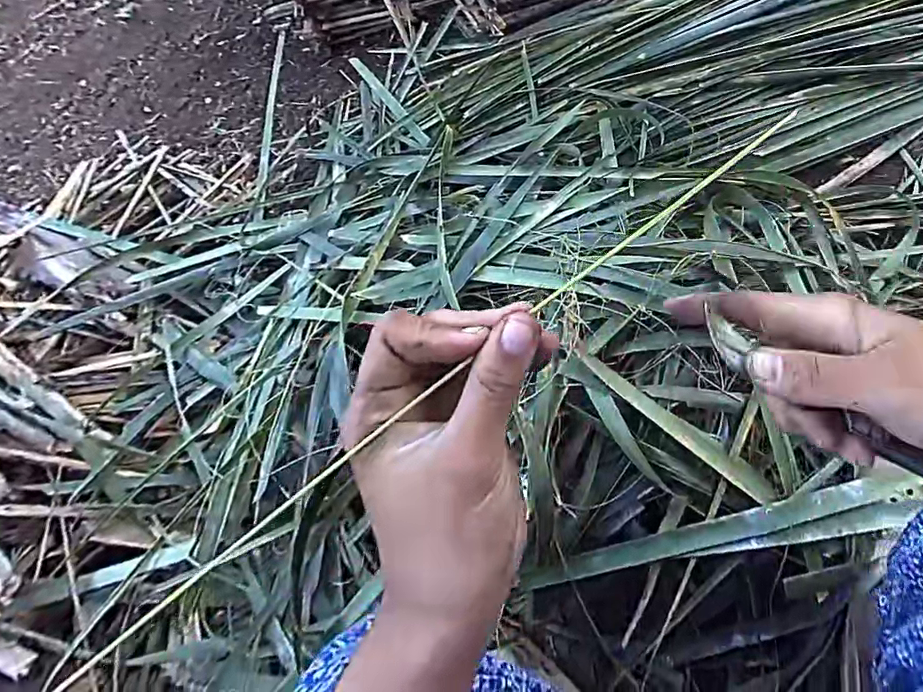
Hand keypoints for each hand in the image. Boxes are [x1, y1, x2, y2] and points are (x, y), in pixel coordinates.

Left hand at [341, 304, 557, 649]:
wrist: (463, 601)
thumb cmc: (448, 536)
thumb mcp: (469, 455)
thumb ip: (493, 386)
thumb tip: (522, 322)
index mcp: (376, 408)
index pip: (397, 338)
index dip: (439, 331)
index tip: (485, 343)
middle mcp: (401, 399)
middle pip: (437, 336)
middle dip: (482, 329)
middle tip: (529, 326)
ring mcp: (436, 406)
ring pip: (468, 350)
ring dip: (505, 339)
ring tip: (545, 337)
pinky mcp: (468, 416)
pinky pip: (489, 372)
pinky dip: (515, 359)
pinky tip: (544, 353)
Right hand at [666, 292, 922, 464]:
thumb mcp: (880, 386)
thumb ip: (812, 376)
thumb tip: (750, 360)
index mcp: (831, 318)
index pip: (757, 307)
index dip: (713, 308)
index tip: (670, 309)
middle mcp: (830, 339)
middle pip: (771, 368)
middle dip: (790, 406)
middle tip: (830, 432)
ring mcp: (844, 370)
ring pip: (795, 400)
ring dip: (819, 431)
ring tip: (863, 447)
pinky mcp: (859, 398)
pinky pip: (824, 420)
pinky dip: (839, 441)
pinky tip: (872, 453)